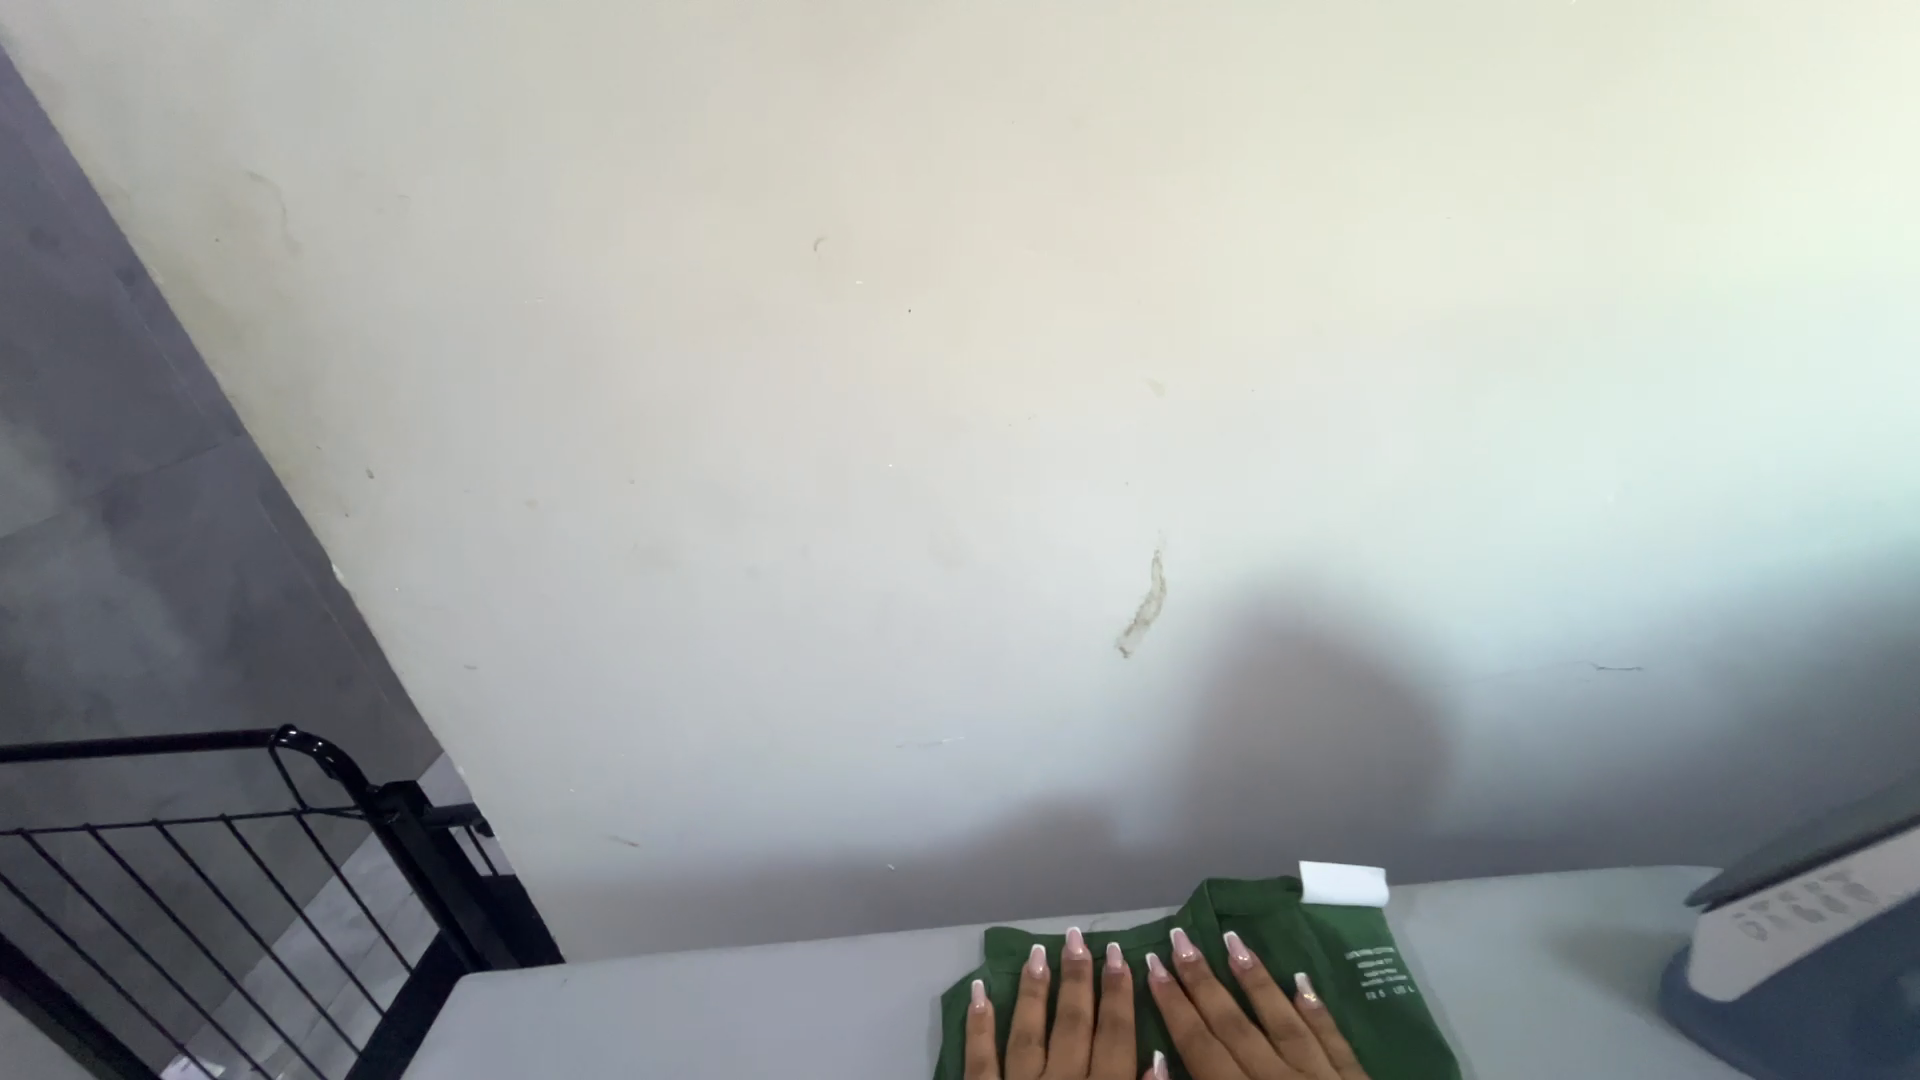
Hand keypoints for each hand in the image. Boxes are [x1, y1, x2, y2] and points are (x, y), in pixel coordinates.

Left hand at [965, 927, 1137, 1079]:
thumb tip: (1158, 1059)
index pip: (1115, 1038)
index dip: (1119, 995)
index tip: (1118, 954)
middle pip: (1071, 1024)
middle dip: (1076, 978)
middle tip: (1076, 937)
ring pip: (1027, 1032)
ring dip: (1033, 990)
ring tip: (1037, 951)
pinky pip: (980, 1061)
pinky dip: (978, 1025)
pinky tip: (979, 991)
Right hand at [1142, 929, 1370, 1079]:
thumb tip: (1160, 1067)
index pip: (1200, 1048)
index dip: (1172, 1005)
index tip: (1151, 962)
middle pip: (1234, 1025)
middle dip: (1202, 980)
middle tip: (1180, 935)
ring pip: (1281, 1021)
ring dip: (1254, 980)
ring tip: (1233, 939)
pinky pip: (1334, 1043)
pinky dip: (1317, 1011)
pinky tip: (1302, 981)